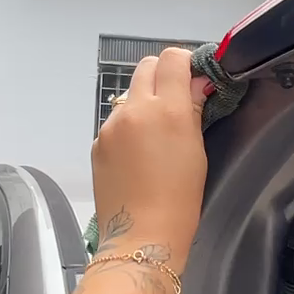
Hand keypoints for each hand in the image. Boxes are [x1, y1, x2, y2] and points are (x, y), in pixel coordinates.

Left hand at [91, 47, 209, 270]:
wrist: (140, 235)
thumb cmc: (180, 198)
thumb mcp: (197, 149)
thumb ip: (193, 109)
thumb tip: (195, 83)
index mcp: (167, 109)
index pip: (172, 59)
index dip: (185, 63)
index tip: (194, 80)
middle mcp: (135, 109)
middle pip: (147, 66)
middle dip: (163, 75)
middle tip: (177, 100)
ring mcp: (111, 125)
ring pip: (130, 94)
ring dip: (144, 101)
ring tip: (156, 135)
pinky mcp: (97, 142)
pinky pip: (116, 121)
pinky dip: (129, 127)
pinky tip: (137, 155)